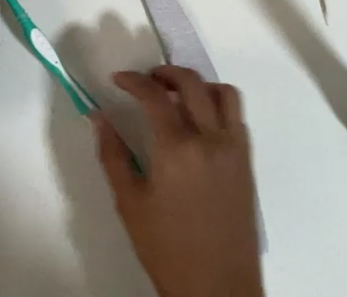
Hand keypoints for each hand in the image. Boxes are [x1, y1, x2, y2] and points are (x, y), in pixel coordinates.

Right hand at [95, 66, 263, 296]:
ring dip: (198, 84)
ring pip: (223, 93)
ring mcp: (234, 150)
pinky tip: (199, 121)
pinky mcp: (247, 163)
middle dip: (164, 72)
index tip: (117, 79)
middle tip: (144, 81)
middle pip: (191, 83)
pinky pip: (237, 117)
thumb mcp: (130, 203)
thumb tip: (99, 117)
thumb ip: (113, 155)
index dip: (133, 80)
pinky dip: (218, 104)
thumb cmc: (167, 249)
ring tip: (176, 95)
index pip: (154, 95)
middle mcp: (211, 140)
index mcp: (177, 149)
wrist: (218, 290)